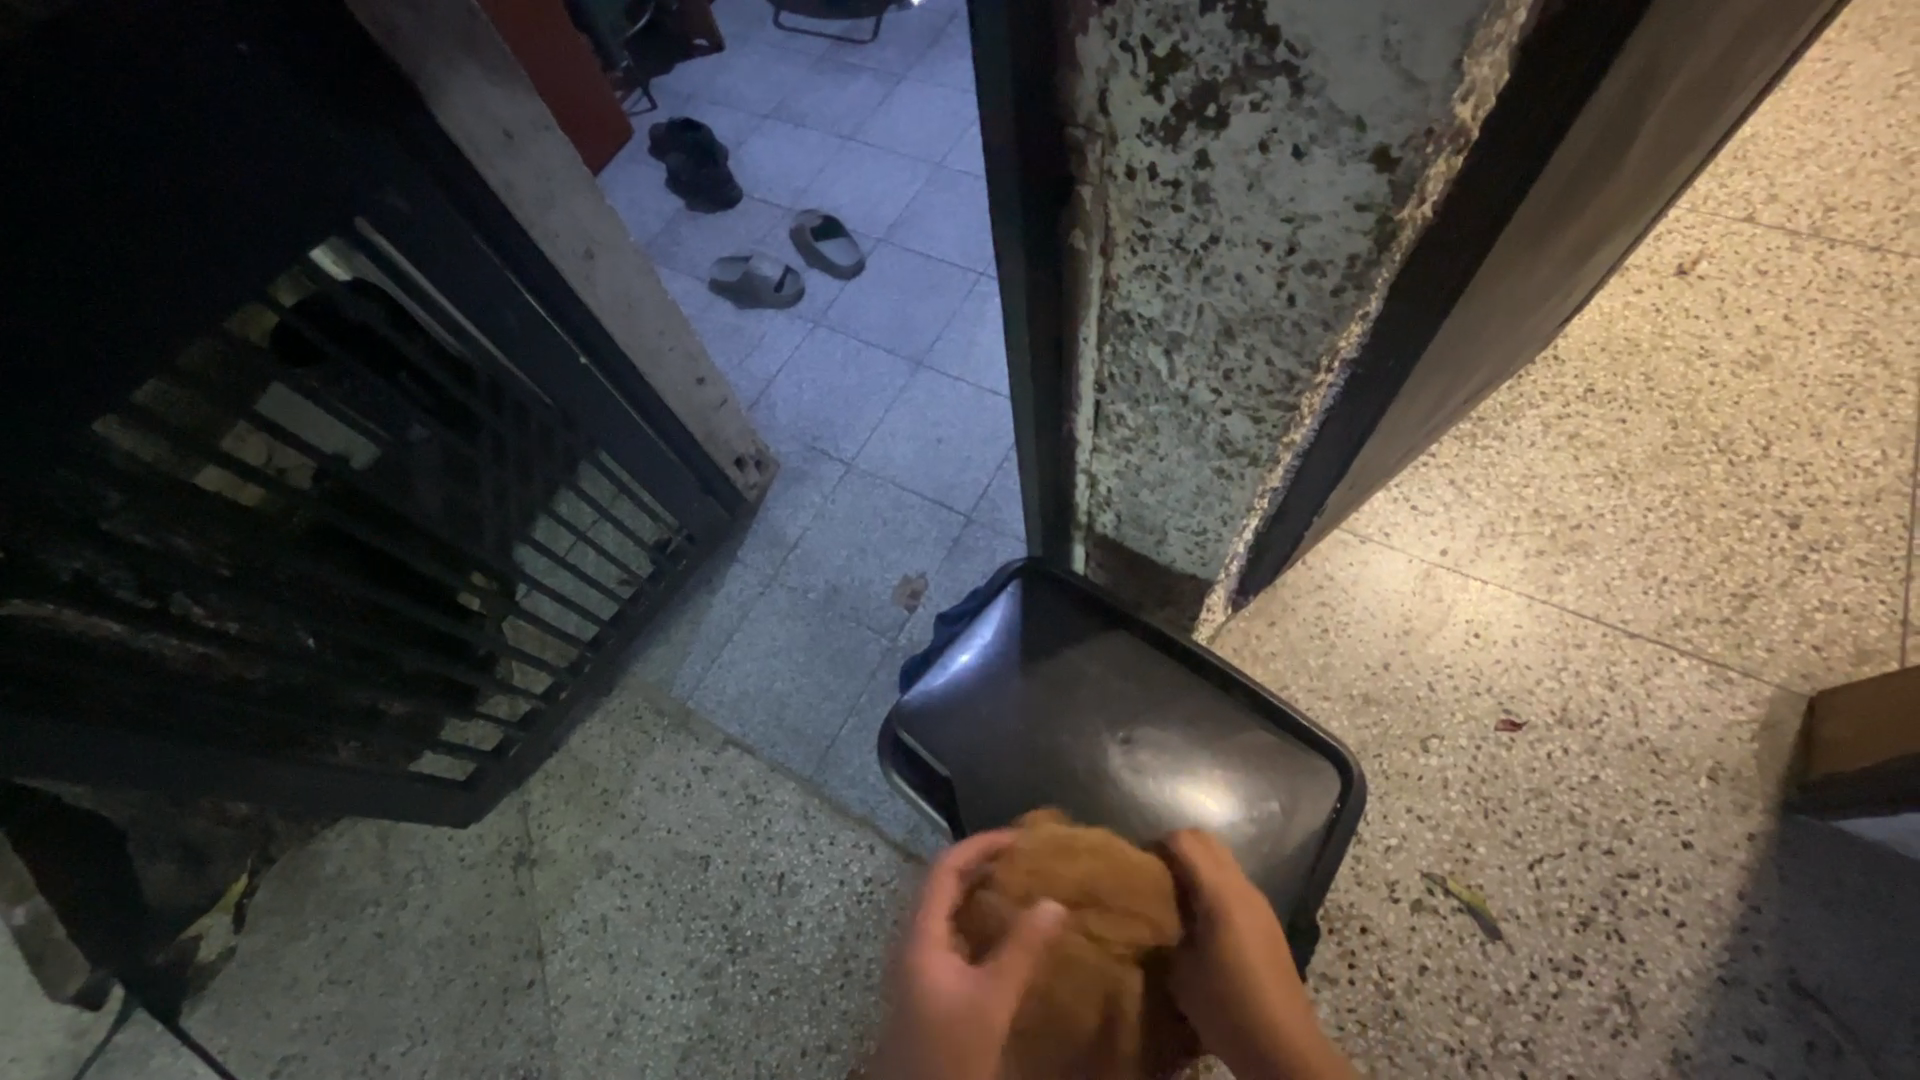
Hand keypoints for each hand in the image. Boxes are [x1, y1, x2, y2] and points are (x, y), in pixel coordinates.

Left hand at [869, 830, 1066, 1079]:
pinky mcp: (928, 984)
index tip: (1019, 838)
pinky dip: (980, 921)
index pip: (945, 868)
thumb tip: (1054, 902)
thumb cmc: (949, 1051)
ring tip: (1023, 885)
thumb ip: (1021, 950)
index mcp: (920, 934)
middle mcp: (913, 940)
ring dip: (981, 892)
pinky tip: (1008, 932)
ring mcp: (918, 962)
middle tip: (1027, 859)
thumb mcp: (991, 1001)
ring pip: (948, 910)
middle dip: (983, 865)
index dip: (979, 846)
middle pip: (944, 884)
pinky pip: (953, 934)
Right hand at [1163, 830, 1357, 1079]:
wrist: (1284, 1048)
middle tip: (1151, 877)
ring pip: (1221, 862)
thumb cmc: (1226, 1007)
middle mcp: (1244, 888)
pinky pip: (1233, 885)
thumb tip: (1149, 910)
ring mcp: (1260, 904)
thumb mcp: (1179, 970)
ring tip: (1171, 900)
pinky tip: (1197, 923)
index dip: (1156, 846)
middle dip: (1175, 850)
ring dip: (1194, 868)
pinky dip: (1211, 887)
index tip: (1137, 869)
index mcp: (1221, 893)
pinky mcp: (1266, 922)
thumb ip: (1162, 928)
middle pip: (1205, 841)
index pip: (1184, 840)